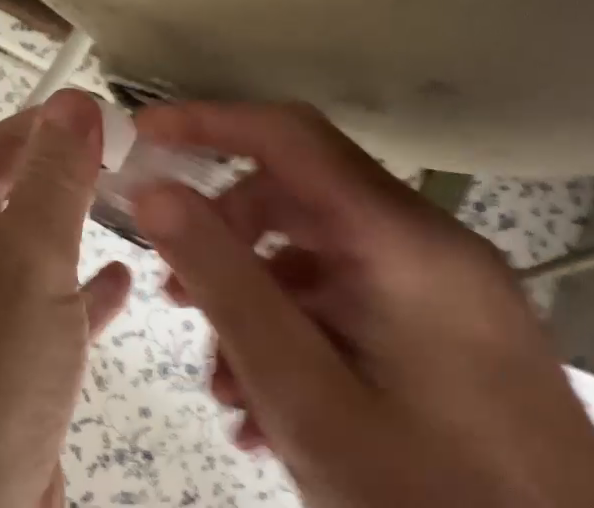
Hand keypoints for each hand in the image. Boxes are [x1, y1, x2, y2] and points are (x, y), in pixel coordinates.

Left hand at [0, 90, 131, 507]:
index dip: (53, 122)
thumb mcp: (27, 254)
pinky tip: (120, 282)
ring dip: (78, 224)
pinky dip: (83, 287)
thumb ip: (53, 177)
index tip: (114, 117)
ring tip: (136, 208)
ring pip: (35, 246)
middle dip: (69, 170)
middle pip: (16, 190)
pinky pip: (48, 303)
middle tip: (135, 159)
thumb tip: (74, 102)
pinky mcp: (3, 355)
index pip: (0, 142)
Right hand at [124, 102, 593, 507]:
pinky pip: (351, 303)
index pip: (289, 137)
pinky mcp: (454, 336)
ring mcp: (450, 295)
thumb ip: (222, 281)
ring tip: (224, 384)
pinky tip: (270, 408)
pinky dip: (296, 333)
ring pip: (316, 258)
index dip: (206, 122)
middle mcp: (433, 250)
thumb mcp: (301, 390)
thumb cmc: (426, 494)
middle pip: (298, 200)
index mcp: (405, 244)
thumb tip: (151, 193)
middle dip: (222, 237)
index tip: (139, 136)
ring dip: (253, 301)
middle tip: (170, 288)